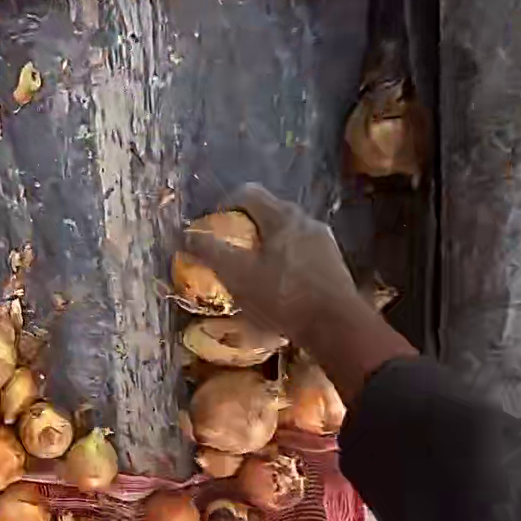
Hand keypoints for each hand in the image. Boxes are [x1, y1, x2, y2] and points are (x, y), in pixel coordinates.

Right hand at [186, 184, 415, 393]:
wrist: (335, 327)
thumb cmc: (282, 297)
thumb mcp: (237, 276)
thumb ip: (211, 253)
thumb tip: (185, 236)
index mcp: (282, 217)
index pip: (248, 193)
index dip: (224, 204)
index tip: (211, 224)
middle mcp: (306, 221)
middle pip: (269, 213)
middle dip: (245, 227)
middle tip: (228, 249)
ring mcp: (323, 243)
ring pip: (286, 234)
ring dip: (265, 246)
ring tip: (251, 271)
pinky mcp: (332, 265)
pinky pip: (301, 253)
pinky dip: (283, 261)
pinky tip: (277, 287)